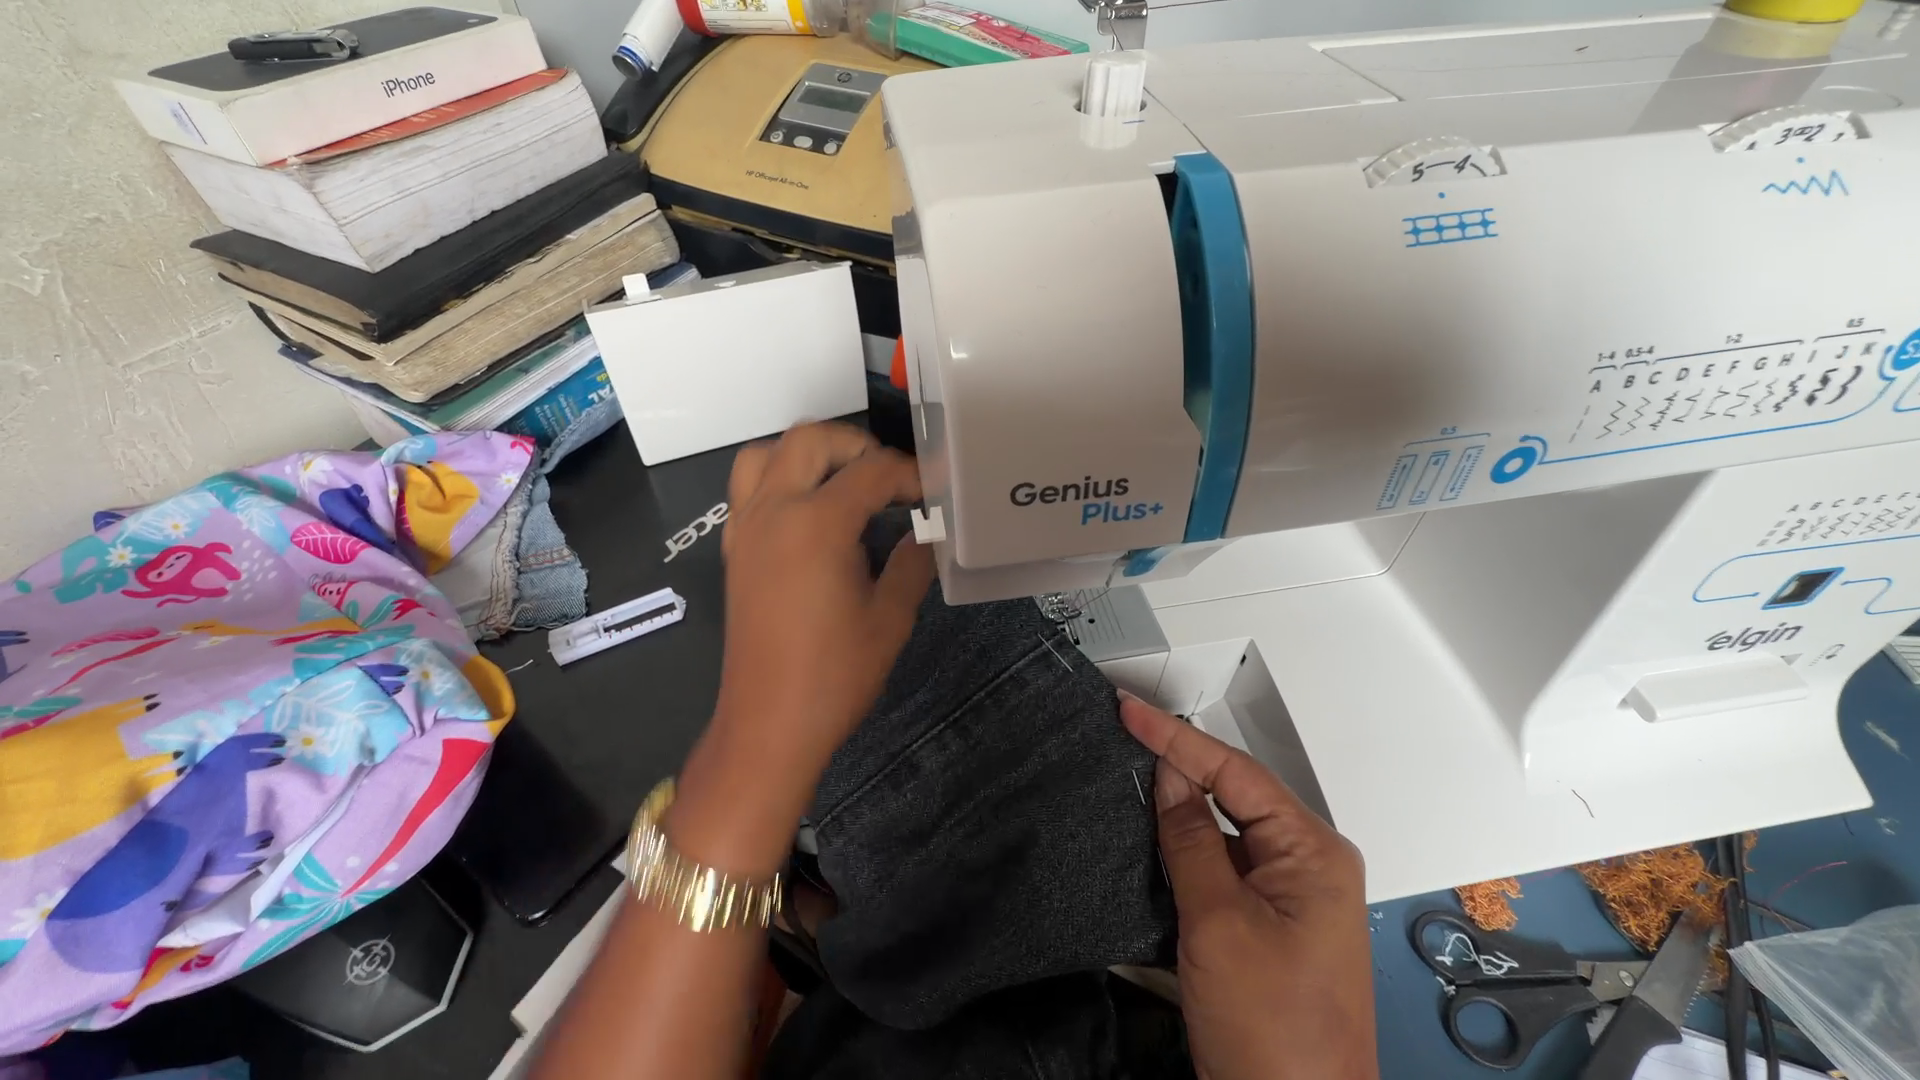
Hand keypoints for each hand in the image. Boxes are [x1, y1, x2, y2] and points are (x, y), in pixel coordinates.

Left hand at [715, 422, 935, 768]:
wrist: (769, 722)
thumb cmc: (835, 674)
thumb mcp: (890, 617)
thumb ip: (912, 563)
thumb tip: (926, 533)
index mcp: (816, 523)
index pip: (872, 471)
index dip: (910, 475)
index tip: (935, 491)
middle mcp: (773, 510)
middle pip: (810, 439)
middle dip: (856, 446)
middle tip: (889, 480)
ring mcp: (745, 527)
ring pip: (766, 454)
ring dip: (807, 455)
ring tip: (843, 483)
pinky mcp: (734, 549)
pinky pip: (749, 488)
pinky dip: (779, 480)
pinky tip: (810, 514)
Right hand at [1120, 694, 1378, 1079]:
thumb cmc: (1274, 1032)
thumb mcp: (1218, 922)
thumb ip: (1191, 840)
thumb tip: (1170, 777)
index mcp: (1313, 853)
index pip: (1234, 772)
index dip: (1176, 737)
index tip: (1132, 711)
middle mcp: (1310, 864)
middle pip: (1235, 792)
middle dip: (1181, 762)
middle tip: (1128, 731)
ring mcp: (1291, 894)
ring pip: (1227, 827)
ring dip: (1181, 807)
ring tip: (1135, 773)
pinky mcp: (1270, 920)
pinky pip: (1225, 863)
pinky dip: (1188, 846)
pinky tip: (1156, 836)